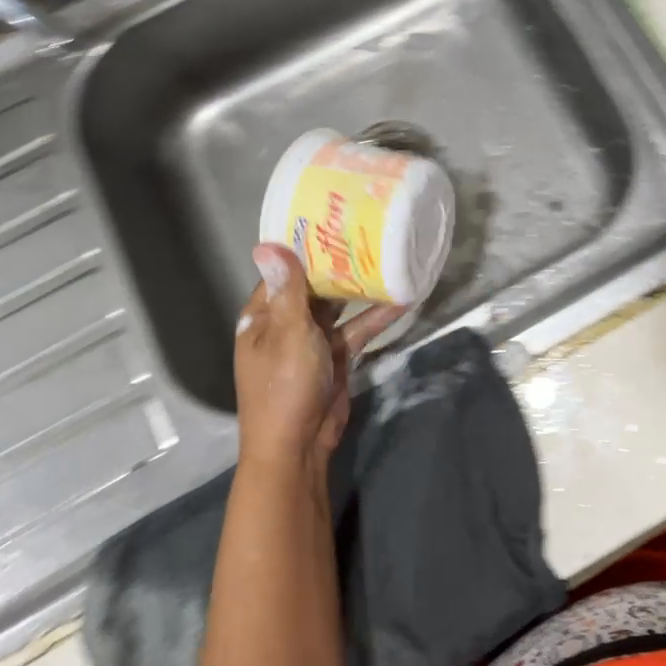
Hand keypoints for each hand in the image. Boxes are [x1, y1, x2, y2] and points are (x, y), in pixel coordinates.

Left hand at [234, 244, 406, 471]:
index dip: (305, 246)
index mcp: (262, 315)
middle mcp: (284, 323)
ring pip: (339, 307)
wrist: (298, 446)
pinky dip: (376, 317)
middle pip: (314, 285)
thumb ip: (288, 289)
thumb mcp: (288, 333)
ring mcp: (311, 341)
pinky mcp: (335, 358)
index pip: (283, 270)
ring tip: (390, 258)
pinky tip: (402, 299)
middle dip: (339, 263)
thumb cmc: (285, 385)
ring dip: (361, 289)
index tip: (333, 218)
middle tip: (370, 231)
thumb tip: (266, 245)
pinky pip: (356, 330)